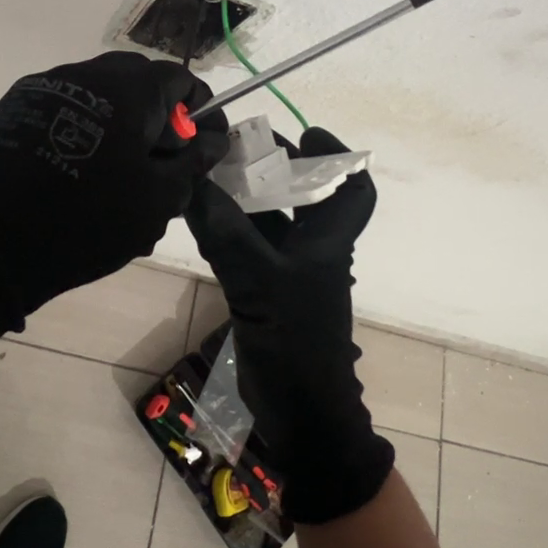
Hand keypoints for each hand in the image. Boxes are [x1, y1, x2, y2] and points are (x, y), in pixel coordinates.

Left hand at [0, 51, 228, 376]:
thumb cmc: (87, 220)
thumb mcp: (156, 199)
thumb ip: (192, 162)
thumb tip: (211, 138)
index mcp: (129, 88)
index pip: (181, 79)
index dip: (200, 112)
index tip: (203, 147)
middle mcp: (89, 72)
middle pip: (140, 81)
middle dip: (160, 116)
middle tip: (162, 162)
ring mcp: (49, 85)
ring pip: (102, 92)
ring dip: (122, 121)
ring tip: (121, 171)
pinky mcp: (18, 105)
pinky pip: (69, 104)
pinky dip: (86, 126)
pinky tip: (80, 168)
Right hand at [184, 128, 392, 523]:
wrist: (301, 415)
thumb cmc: (295, 344)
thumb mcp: (259, 283)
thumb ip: (226, 233)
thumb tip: (194, 183)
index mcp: (328, 242)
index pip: (354, 188)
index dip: (337, 155)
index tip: (304, 132)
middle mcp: (313, 250)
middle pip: (304, 195)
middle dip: (276, 166)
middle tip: (238, 145)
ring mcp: (288, 273)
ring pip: (272, 219)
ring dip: (247, 195)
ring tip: (212, 171)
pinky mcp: (264, 293)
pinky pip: (247, 246)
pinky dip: (227, 226)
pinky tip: (199, 215)